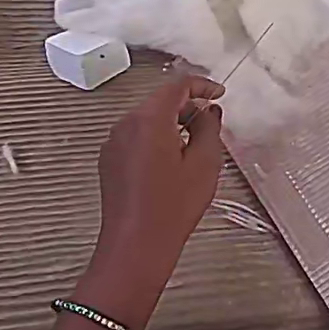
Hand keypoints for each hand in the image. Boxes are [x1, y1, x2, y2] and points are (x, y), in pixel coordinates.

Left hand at [91, 76, 226, 285]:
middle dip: (187, 106)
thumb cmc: (173, 205)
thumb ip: (210, 129)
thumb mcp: (204, 163)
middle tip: (211, 122)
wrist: (136, 244)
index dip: (202, 85)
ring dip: (172, 123)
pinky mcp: (109, 160)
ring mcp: (113, 143)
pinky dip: (155, 138)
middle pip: (159, 101)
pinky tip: (171, 161)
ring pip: (147, 119)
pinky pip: (135, 137)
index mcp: (149, 120)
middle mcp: (125, 125)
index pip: (177, 86)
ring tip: (194, 145)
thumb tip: (209, 112)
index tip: (219, 94)